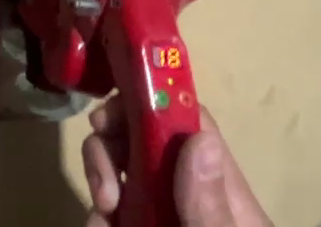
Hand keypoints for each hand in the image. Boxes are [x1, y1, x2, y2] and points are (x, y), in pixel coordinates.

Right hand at [81, 103, 272, 226]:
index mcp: (222, 188)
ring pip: (119, 177)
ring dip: (98, 187)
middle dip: (107, 154)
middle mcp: (190, 193)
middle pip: (140, 140)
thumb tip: (199, 137)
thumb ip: (212, 209)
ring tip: (98, 224)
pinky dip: (99, 219)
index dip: (143, 105)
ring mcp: (166, 214)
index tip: (105, 121)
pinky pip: (112, 212)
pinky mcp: (143, 226)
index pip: (185, 121)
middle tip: (104, 195)